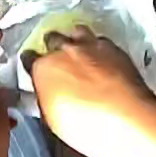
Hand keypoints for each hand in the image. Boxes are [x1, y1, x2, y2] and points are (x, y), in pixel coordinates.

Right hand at [25, 26, 155, 156]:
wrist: (127, 121)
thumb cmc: (85, 125)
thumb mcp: (50, 117)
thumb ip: (44, 96)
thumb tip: (45, 93)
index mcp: (42, 67)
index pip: (29, 58)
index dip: (30, 63)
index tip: (33, 68)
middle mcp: (64, 51)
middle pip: (52, 38)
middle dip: (52, 46)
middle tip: (55, 57)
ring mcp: (91, 48)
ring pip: (78, 31)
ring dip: (75, 38)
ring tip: (77, 48)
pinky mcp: (116, 50)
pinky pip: (102, 40)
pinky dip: (98, 46)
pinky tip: (101, 57)